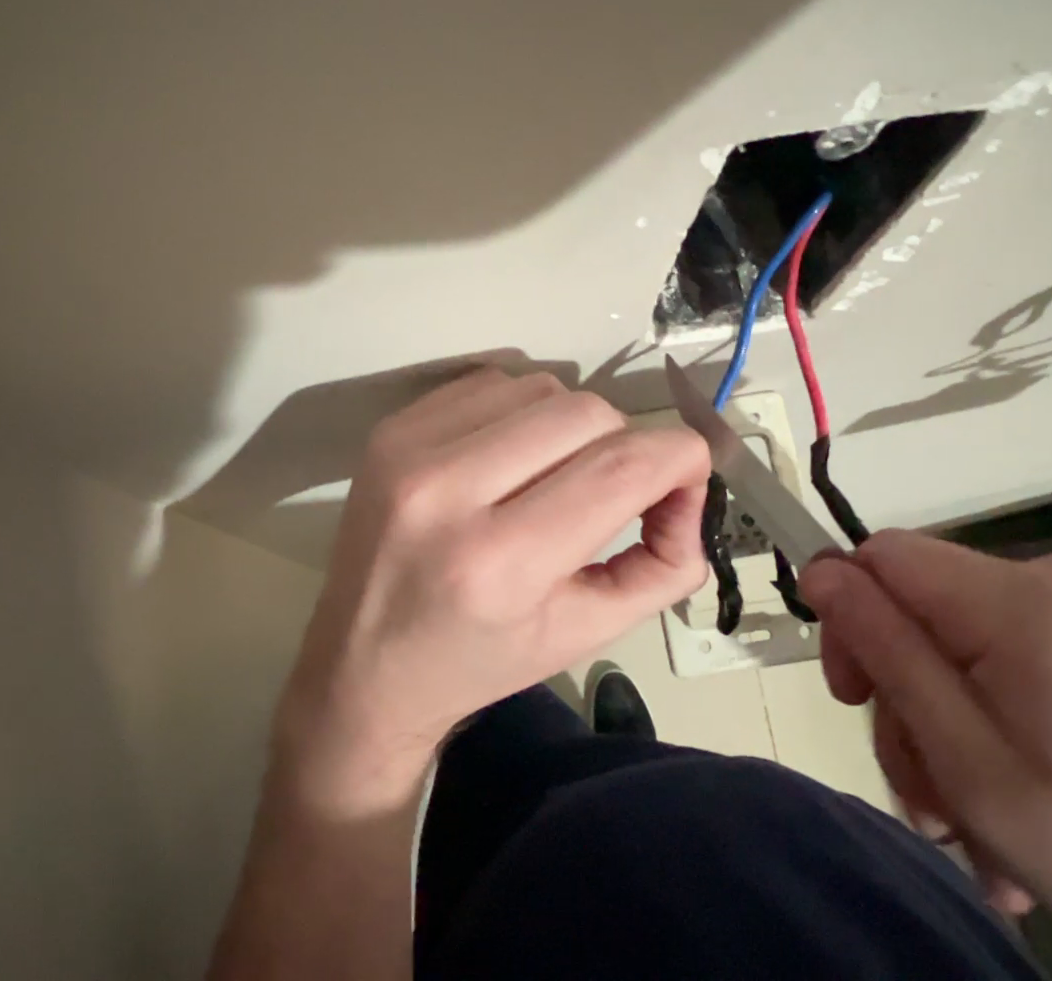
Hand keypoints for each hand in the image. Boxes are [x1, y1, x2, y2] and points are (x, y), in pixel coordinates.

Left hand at [275, 368, 710, 814]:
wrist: (362, 666)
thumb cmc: (479, 662)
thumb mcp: (586, 633)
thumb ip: (663, 565)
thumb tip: (688, 489)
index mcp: (500, 563)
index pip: (621, 469)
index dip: (680, 459)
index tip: (689, 476)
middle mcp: (448, 492)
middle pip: (587, 414)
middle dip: (624, 445)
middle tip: (611, 492)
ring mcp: (410, 451)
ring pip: (542, 388)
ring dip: (571, 427)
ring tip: (552, 479)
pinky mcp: (391, 429)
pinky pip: (493, 384)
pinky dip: (522, 414)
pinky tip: (508, 461)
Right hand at [802, 530, 1051, 980]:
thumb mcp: (982, 775)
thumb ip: (891, 660)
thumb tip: (823, 573)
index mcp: (1039, 603)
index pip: (884, 558)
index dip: (850, 620)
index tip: (860, 701)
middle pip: (938, 608)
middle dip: (920, 702)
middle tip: (939, 806)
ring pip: (990, 640)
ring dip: (971, 726)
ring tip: (995, 830)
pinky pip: (1051, 650)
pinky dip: (1026, 713)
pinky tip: (1045, 797)